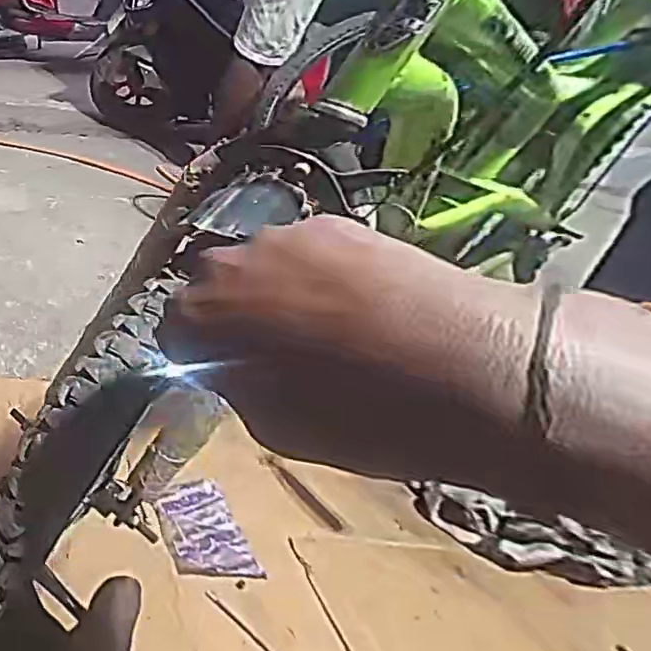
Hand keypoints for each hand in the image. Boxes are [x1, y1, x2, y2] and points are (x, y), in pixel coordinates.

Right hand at [161, 216, 536, 487]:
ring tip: (324, 320)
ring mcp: (282, 235)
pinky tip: (356, 298)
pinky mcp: (332, 222)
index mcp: (205, 312)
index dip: (193, 348)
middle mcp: (230, 261)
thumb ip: (233, 387)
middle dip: (229, 310)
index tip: (220, 366)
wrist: (479, 371)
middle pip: (211, 284)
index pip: (172, 323)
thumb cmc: (368, 417)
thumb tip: (225, 365)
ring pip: (258, 262)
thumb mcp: (278, 428)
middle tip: (273, 344)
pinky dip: (315, 270)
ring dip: (272, 286)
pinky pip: (303, 248)